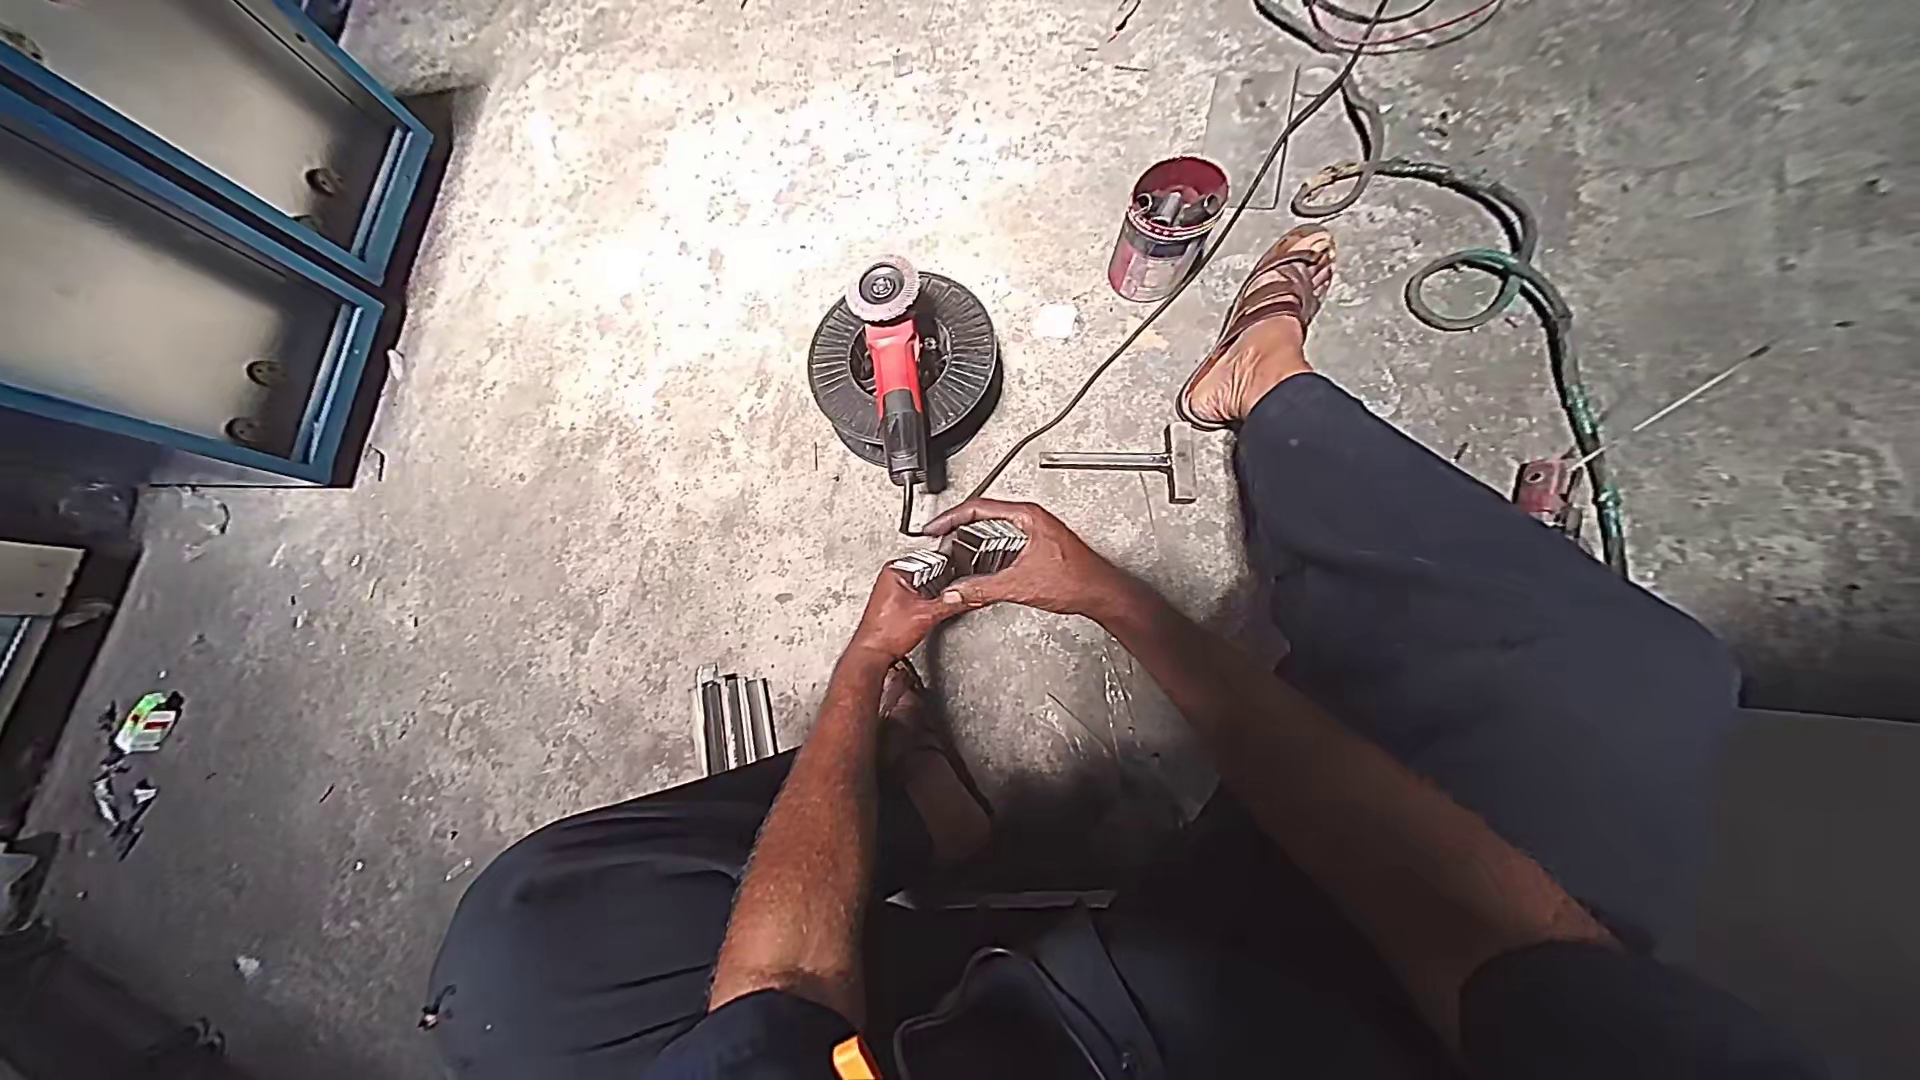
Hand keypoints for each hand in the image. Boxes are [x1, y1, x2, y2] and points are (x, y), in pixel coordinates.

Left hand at [847, 563, 967, 661]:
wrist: (872, 655)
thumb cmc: (886, 634)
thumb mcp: (927, 615)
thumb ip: (952, 602)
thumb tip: (969, 594)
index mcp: (896, 569)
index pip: (934, 561)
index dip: (951, 572)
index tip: (961, 582)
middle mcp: (892, 575)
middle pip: (931, 573)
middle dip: (943, 585)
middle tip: (953, 596)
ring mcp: (893, 588)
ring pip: (925, 585)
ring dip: (935, 595)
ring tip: (935, 608)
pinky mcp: (895, 601)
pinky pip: (918, 596)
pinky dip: (927, 603)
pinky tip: (926, 613)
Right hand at [921, 499, 1135, 618]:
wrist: (1101, 594)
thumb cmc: (1077, 580)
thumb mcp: (1020, 585)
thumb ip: (982, 588)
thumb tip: (957, 591)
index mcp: (1027, 516)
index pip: (978, 507)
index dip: (950, 517)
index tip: (934, 527)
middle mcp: (1031, 518)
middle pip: (983, 514)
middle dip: (957, 526)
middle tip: (938, 537)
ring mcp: (1035, 530)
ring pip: (993, 527)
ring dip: (971, 537)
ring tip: (952, 549)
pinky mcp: (1036, 544)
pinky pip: (1003, 540)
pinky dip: (985, 548)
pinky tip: (978, 562)